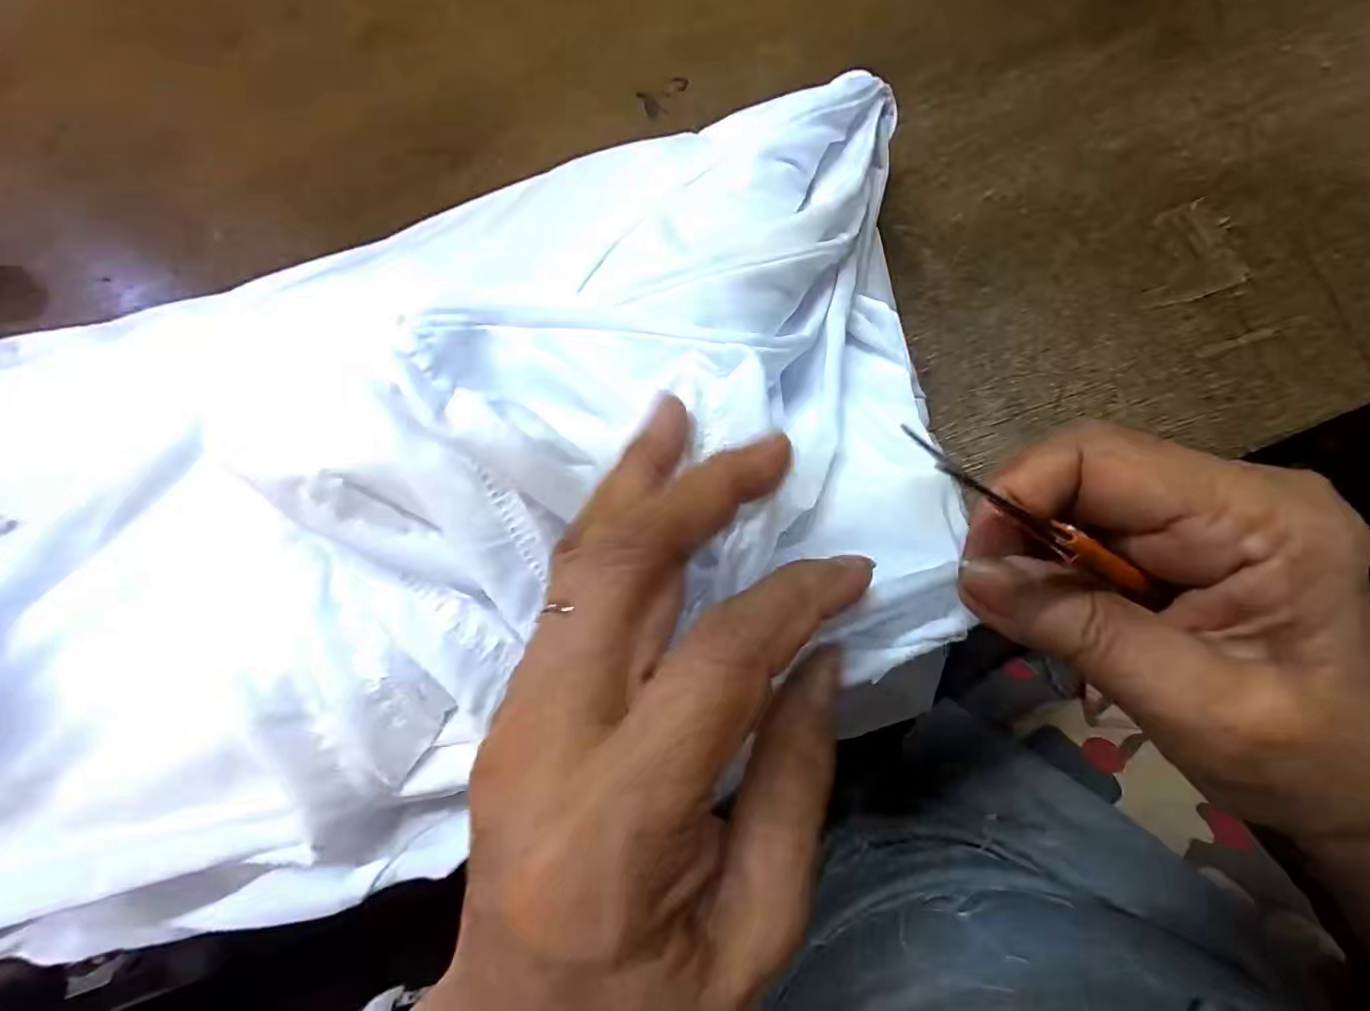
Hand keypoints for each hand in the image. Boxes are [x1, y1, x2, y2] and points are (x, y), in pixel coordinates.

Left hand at [424, 396, 871, 1010]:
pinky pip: (571, 589)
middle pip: (620, 575)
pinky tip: (643, 482)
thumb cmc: (655, 999)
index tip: (853, 571)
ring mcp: (516, 715)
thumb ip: (797, 776)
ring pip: (578, 566)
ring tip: (678, 417)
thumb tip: (820, 655)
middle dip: (700, 493)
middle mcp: (547, 743)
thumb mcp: (760, 919)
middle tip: (768, 450)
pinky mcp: (516, 705)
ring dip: (637, 481)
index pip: (721, 655)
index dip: (798, 595)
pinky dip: (613, 522)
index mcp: (622, 813)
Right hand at [958, 422, 1369, 881]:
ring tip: (1030, 612)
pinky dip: (1073, 567)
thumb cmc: (1303, 762)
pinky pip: (1113, 528)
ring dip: (1047, 550)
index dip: (1024, 489)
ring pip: (1096, 498)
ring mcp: (1226, 508)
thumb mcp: (1188, 705)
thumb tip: (976, 576)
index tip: (978, 559)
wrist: (1365, 789)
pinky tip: (1070, 611)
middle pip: (1097, 470)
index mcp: (1265, 515)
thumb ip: (1082, 630)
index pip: (1108, 456)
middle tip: (990, 590)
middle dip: (1028, 525)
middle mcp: (1245, 490)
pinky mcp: (1206, 534)